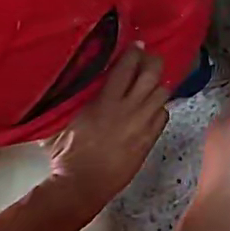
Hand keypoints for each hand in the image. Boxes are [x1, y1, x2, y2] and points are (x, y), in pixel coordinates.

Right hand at [42, 45, 171, 222]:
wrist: (83, 186)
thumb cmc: (68, 154)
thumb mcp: (66, 121)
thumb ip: (78, 100)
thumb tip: (79, 82)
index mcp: (105, 102)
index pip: (126, 68)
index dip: (134, 52)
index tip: (137, 44)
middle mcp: (129, 110)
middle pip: (152, 75)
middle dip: (153, 61)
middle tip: (149, 58)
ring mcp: (142, 125)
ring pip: (162, 93)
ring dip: (158, 84)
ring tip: (152, 82)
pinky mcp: (150, 139)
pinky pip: (164, 115)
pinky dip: (160, 107)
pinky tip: (152, 107)